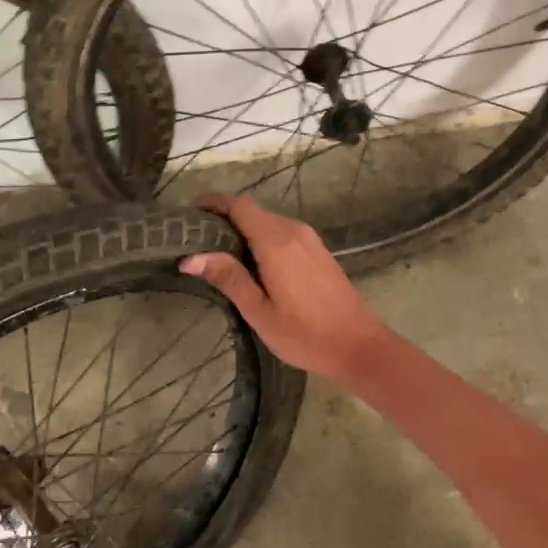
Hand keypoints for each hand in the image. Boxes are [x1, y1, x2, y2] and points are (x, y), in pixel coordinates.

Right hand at [180, 193, 394, 380]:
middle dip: (223, 218)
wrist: (358, 345)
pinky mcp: (317, 250)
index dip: (213, 202)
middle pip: (252, 211)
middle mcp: (293, 231)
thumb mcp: (259, 311)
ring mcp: (309, 239)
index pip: (240, 206)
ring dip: (242, 229)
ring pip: (267, 221)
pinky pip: (281, 232)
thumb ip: (228, 278)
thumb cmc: (305, 334)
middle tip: (194, 239)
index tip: (188, 212)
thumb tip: (190, 257)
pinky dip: (260, 238)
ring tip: (216, 252)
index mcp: (276, 242)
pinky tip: (249, 262)